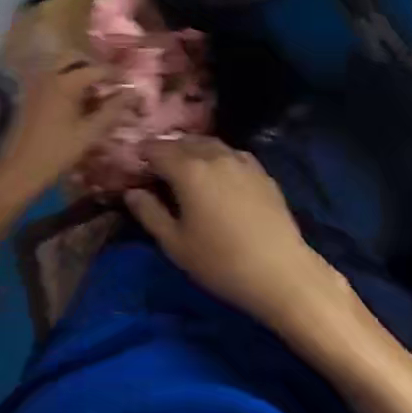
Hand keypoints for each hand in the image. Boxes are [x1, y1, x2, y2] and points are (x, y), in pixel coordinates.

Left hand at [0, 55, 129, 206]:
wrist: (19, 171)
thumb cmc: (56, 153)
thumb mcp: (89, 133)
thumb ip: (112, 110)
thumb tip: (131, 93)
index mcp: (64, 83)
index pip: (96, 69)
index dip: (114, 74)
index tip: (128, 83)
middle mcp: (48, 76)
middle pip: (73, 57)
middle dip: (92, 65)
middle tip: (108, 81)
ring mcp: (36, 84)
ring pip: (60, 65)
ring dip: (78, 71)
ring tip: (94, 91)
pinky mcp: (29, 95)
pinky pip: (51, 77)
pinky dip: (66, 80)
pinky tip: (77, 100)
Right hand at [125, 137, 347, 331]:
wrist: (279, 270)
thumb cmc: (220, 261)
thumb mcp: (175, 244)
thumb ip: (150, 213)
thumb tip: (132, 192)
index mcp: (189, 169)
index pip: (158, 150)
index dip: (144, 153)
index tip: (136, 161)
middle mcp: (215, 155)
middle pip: (185, 142)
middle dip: (168, 149)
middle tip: (157, 165)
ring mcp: (241, 160)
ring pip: (210, 143)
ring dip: (193, 149)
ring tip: (185, 166)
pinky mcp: (261, 170)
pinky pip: (231, 153)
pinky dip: (217, 156)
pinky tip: (217, 173)